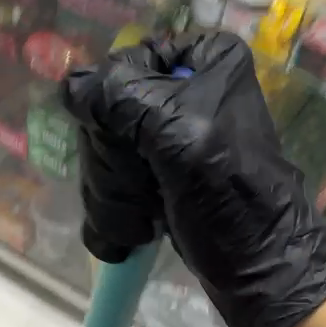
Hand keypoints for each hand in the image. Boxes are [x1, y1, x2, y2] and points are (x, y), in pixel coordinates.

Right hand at [62, 32, 325, 326]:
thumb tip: (71, 85)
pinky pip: (118, 179)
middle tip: (141, 186)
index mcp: (205, 62)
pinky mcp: (163, 177)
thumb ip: (119, 98)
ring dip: (115, 191)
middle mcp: (189, 93)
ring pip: (108, 152)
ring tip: (143, 217)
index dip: (116, 107)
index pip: (127, 65)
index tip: (130, 141)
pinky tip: (137, 227)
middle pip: (111, 113)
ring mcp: (174, 139)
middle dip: (115, 161)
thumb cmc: (227, 194)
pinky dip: (119, 206)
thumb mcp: (175, 131)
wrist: (255, 265)